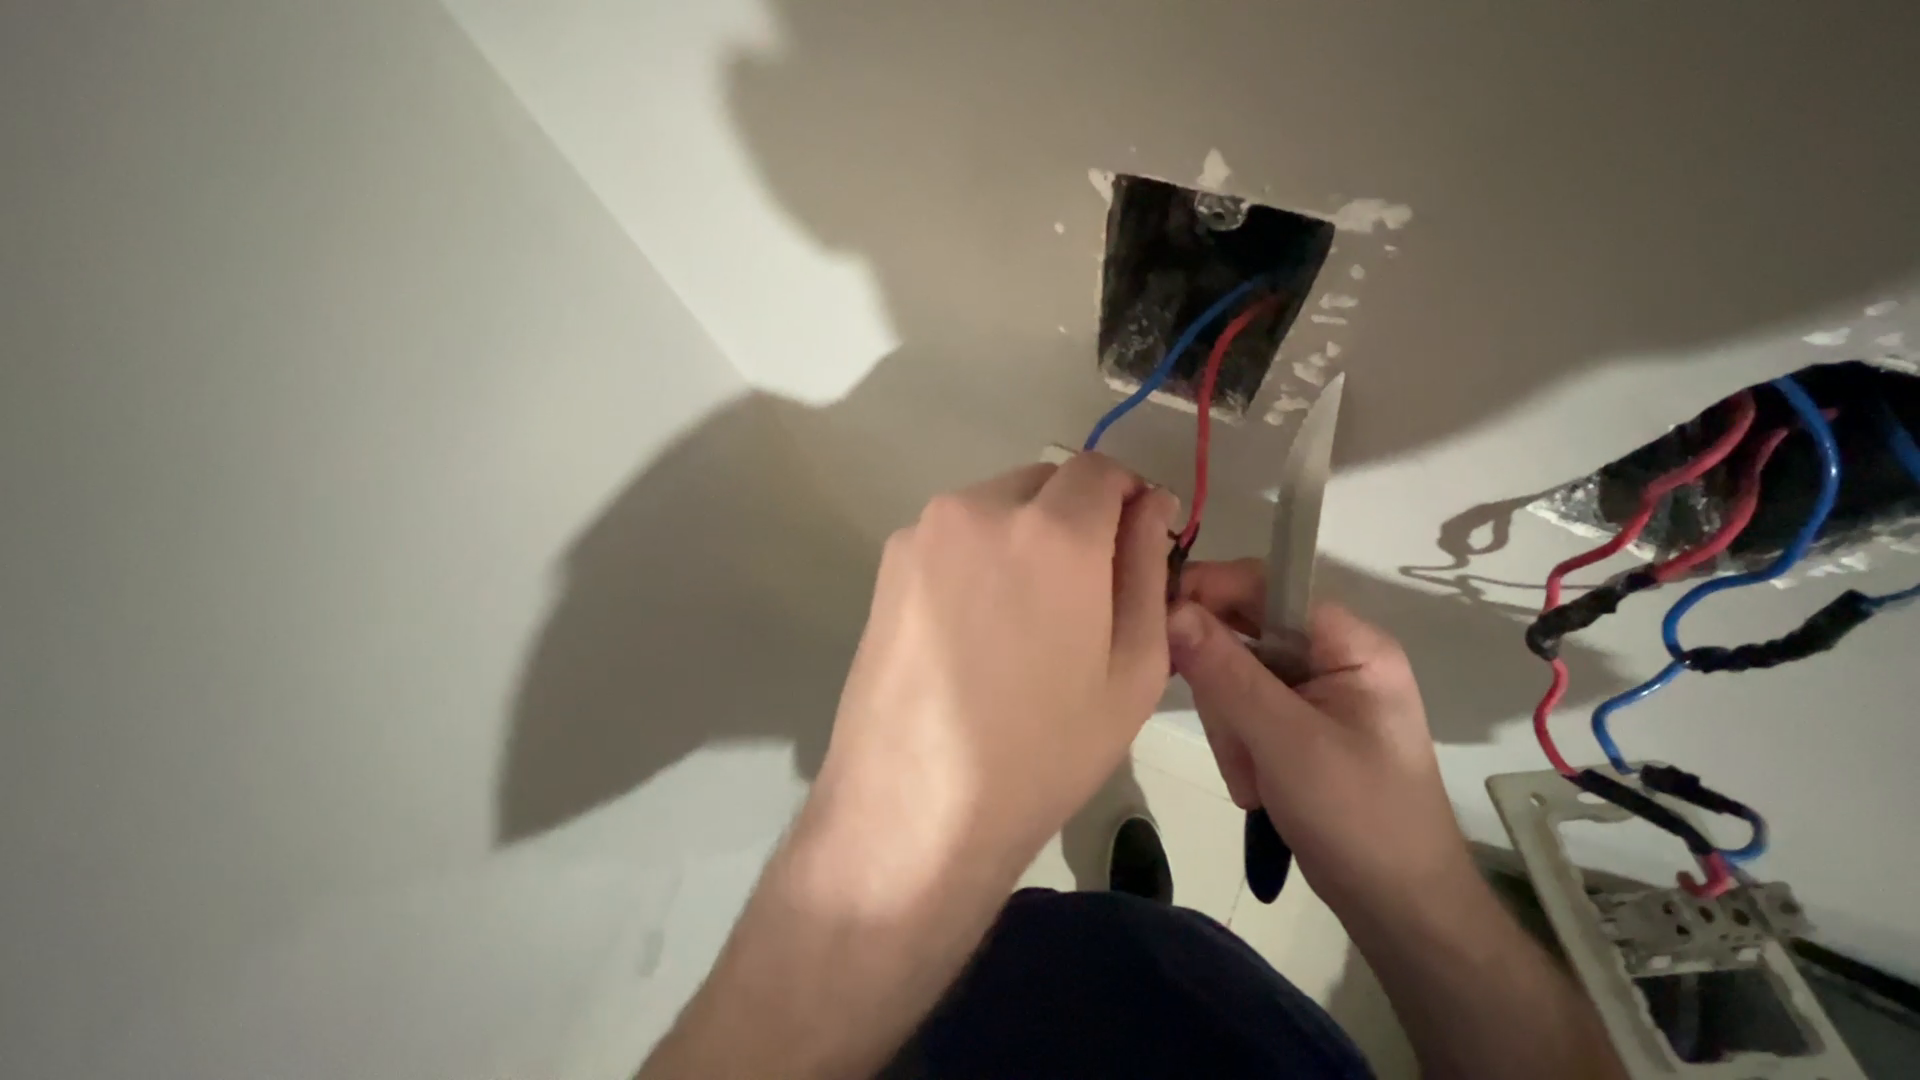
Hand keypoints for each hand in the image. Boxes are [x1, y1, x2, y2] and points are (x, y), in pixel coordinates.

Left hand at [803, 454, 1178, 906]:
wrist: (915, 809)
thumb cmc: (1043, 751)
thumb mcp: (1132, 669)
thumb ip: (1145, 568)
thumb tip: (1149, 505)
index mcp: (1051, 530)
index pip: (1102, 468)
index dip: (1129, 498)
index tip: (1136, 545)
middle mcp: (979, 509)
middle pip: (1047, 482)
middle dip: (1076, 517)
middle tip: (1083, 595)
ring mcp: (923, 534)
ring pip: (996, 507)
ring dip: (1024, 537)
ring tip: (1024, 622)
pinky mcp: (887, 564)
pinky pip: (953, 537)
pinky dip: (979, 558)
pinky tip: (975, 632)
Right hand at [1168, 559, 1474, 913]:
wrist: (1400, 907)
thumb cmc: (1356, 817)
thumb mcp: (1285, 741)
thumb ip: (1225, 672)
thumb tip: (1171, 609)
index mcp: (1351, 643)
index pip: (1267, 584)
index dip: (1211, 590)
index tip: (1159, 617)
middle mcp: (1334, 656)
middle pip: (1244, 632)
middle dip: (1225, 688)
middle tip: (1233, 741)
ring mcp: (1317, 693)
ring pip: (1237, 675)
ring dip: (1232, 726)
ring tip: (1253, 778)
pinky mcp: (1301, 725)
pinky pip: (1247, 710)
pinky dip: (1240, 745)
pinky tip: (1257, 784)